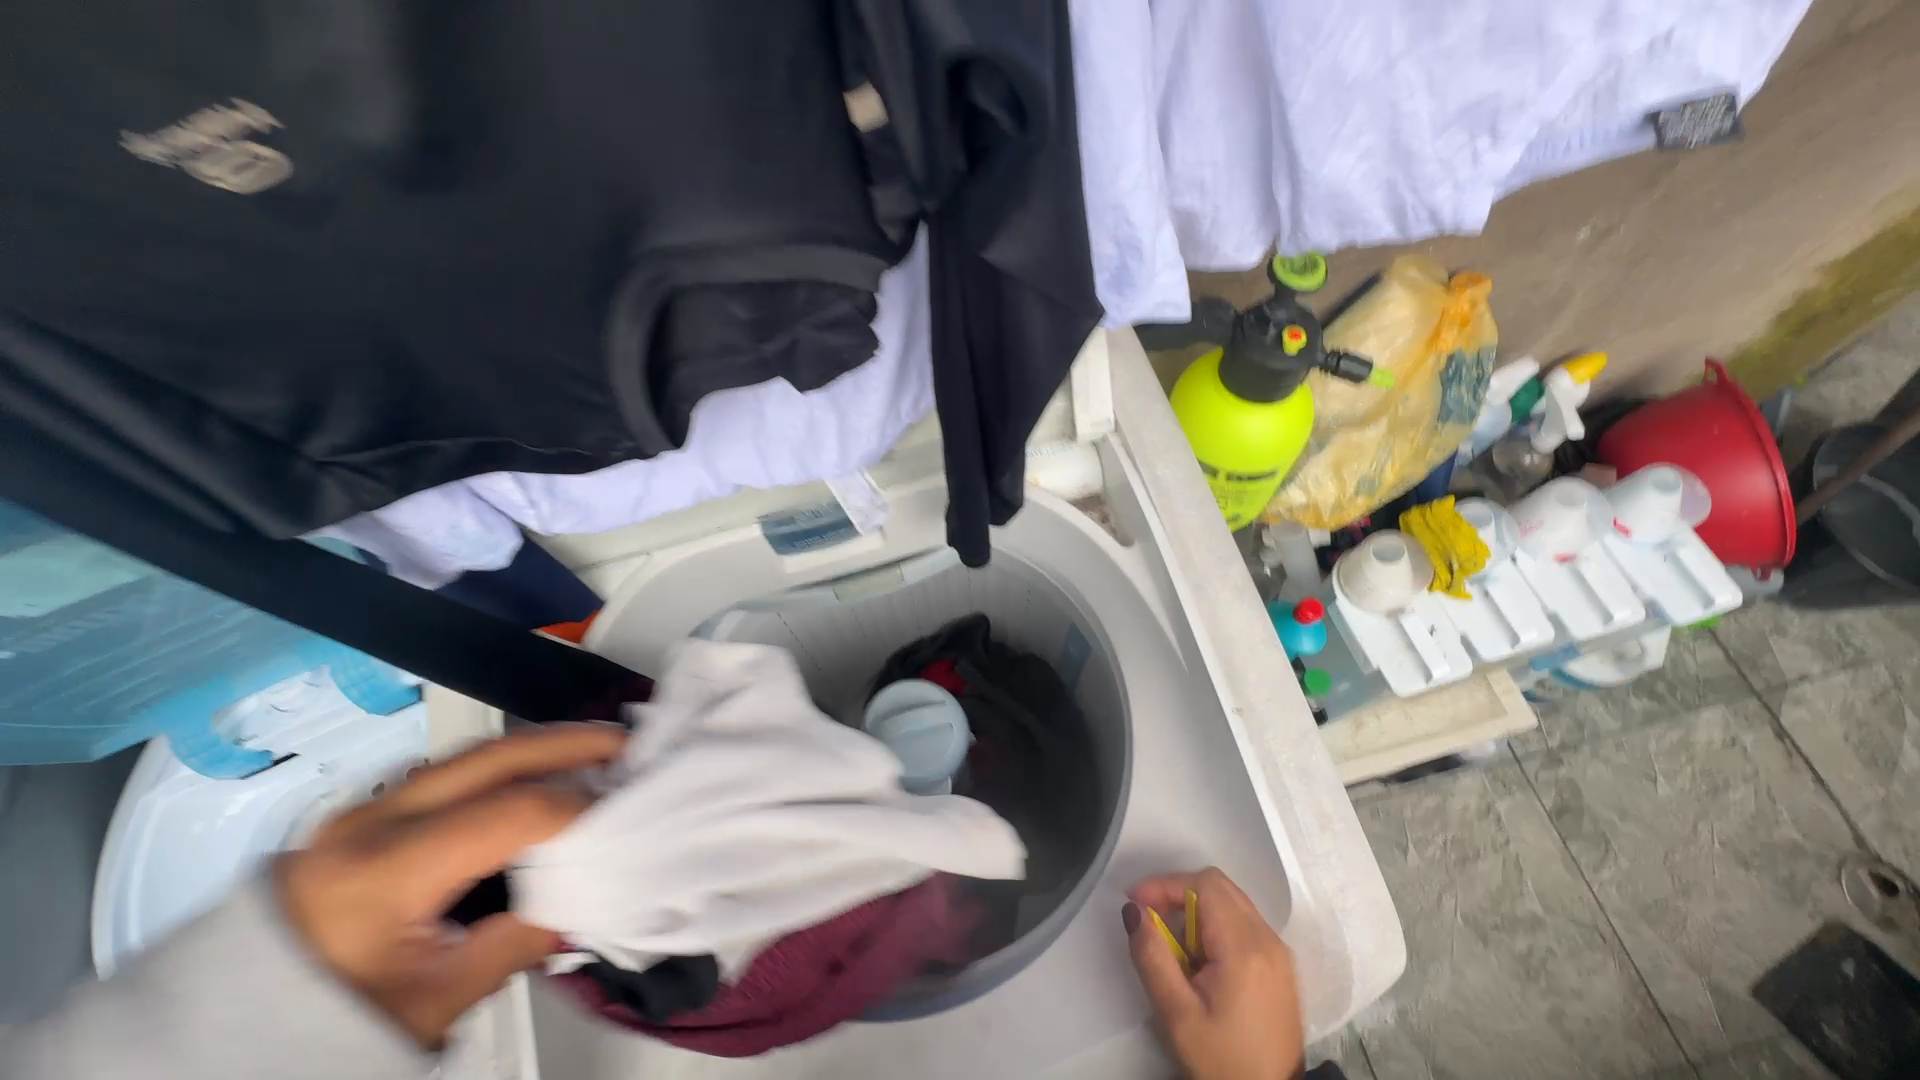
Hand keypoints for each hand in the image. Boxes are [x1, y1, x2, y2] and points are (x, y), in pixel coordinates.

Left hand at [276, 725, 626, 1046]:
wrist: (231, 1028)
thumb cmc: (336, 1023)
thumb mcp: (438, 999)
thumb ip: (520, 939)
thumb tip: (584, 898)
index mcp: (388, 870)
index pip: (513, 813)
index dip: (580, 811)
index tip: (625, 819)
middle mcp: (374, 820)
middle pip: (494, 756)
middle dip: (570, 743)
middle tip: (628, 745)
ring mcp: (364, 808)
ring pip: (471, 754)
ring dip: (539, 748)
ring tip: (594, 753)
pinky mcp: (365, 813)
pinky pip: (450, 772)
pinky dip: (506, 766)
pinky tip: (537, 778)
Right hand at [1124, 867, 1304, 1079]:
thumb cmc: (1222, 1061)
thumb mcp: (1176, 1014)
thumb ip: (1152, 956)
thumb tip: (1134, 911)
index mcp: (1244, 947)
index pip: (1205, 884)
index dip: (1166, 884)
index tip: (1136, 903)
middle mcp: (1268, 939)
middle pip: (1220, 886)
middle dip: (1179, 892)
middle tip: (1150, 918)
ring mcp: (1278, 952)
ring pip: (1232, 902)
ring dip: (1197, 909)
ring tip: (1172, 943)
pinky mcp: (1280, 965)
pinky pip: (1244, 922)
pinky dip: (1215, 924)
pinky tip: (1199, 957)